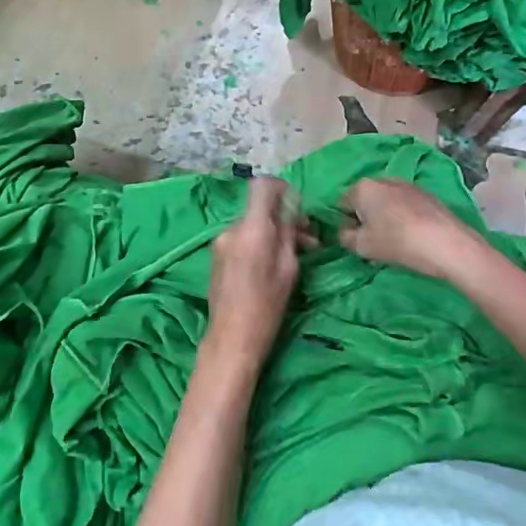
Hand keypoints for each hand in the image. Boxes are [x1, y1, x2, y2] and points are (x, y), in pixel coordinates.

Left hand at [204, 177, 305, 364]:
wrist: (231, 339)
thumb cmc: (267, 307)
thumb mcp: (288, 267)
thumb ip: (287, 232)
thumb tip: (291, 206)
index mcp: (251, 229)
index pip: (261, 186)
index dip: (281, 188)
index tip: (298, 204)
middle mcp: (231, 229)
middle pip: (259, 207)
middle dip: (284, 217)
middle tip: (308, 237)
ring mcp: (220, 241)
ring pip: (252, 223)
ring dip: (273, 232)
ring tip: (295, 253)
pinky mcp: (217, 254)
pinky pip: (242, 237)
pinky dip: (259, 242)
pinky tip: (272, 262)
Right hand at [338, 177, 487, 279]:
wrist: (446, 243)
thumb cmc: (397, 242)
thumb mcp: (362, 246)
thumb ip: (345, 236)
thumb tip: (345, 230)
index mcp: (363, 187)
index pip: (342, 203)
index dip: (344, 222)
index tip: (353, 239)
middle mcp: (383, 179)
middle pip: (365, 198)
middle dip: (365, 216)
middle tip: (372, 240)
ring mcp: (407, 184)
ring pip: (386, 200)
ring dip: (384, 215)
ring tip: (393, 238)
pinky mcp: (426, 194)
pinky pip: (404, 204)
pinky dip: (402, 215)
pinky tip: (411, 234)